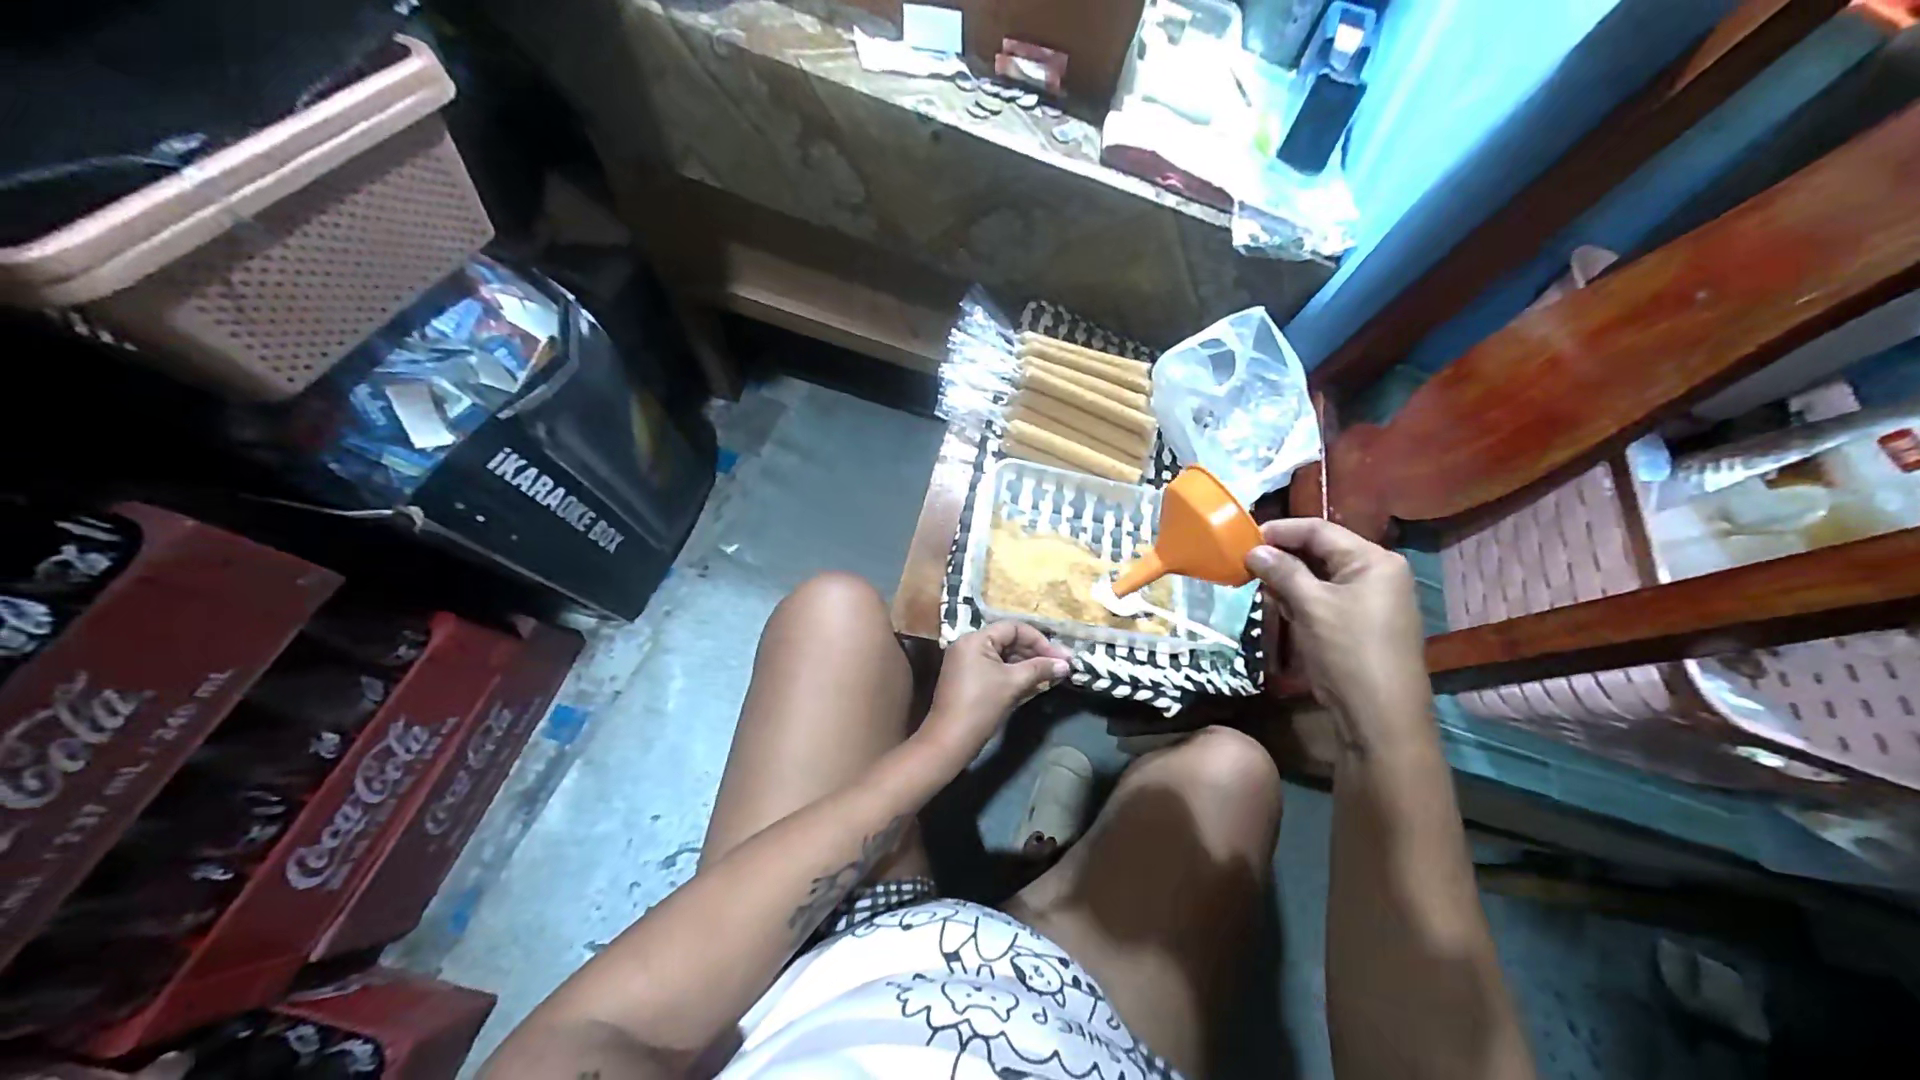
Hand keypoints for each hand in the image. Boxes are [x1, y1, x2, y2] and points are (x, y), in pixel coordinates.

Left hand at [919, 623, 1070, 763]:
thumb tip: (1065, 665)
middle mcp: (969, 645)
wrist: (950, 740)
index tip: (1060, 656)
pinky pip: (996, 669)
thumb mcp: (1013, 683)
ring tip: (1052, 675)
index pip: (1014, 628)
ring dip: (1028, 665)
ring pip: (1004, 656)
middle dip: (1036, 653)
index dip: (1039, 640)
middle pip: (1009, 641)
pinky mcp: (969, 679)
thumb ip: (1040, 669)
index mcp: (975, 639)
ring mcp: (967, 663)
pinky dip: (1015, 674)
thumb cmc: (981, 706)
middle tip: (1061, 666)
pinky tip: (1035, 683)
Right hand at [1245, 518, 1430, 748]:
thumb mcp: (1310, 605)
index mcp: (1374, 560)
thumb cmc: (1347, 650)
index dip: (1280, 530)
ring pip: (1321, 576)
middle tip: (1245, 562)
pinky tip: (1279, 606)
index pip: (1320, 530)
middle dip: (1282, 556)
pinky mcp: (1363, 624)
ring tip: (1256, 584)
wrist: (1380, 715)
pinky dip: (1302, 598)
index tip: (1243, 538)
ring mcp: (1373, 600)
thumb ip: (1282, 571)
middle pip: (1322, 551)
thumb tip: (1254, 550)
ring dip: (1289, 578)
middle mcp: (1378, 574)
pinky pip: (1327, 598)